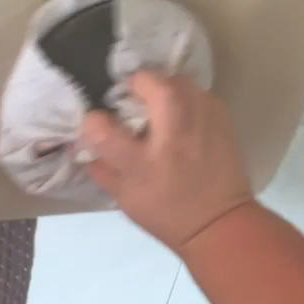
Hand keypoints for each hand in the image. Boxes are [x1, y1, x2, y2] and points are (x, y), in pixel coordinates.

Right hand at [79, 71, 254, 251]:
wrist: (219, 223)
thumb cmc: (166, 214)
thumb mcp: (124, 198)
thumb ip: (99, 167)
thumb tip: (81, 142)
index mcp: (143, 163)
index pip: (103, 128)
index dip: (93, 121)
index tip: (96, 123)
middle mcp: (174, 136)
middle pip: (153, 84)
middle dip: (137, 83)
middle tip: (130, 99)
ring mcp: (203, 122)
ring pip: (178, 80)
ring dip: (161, 85)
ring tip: (155, 104)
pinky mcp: (222, 117)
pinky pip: (196, 91)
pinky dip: (182, 96)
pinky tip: (178, 115)